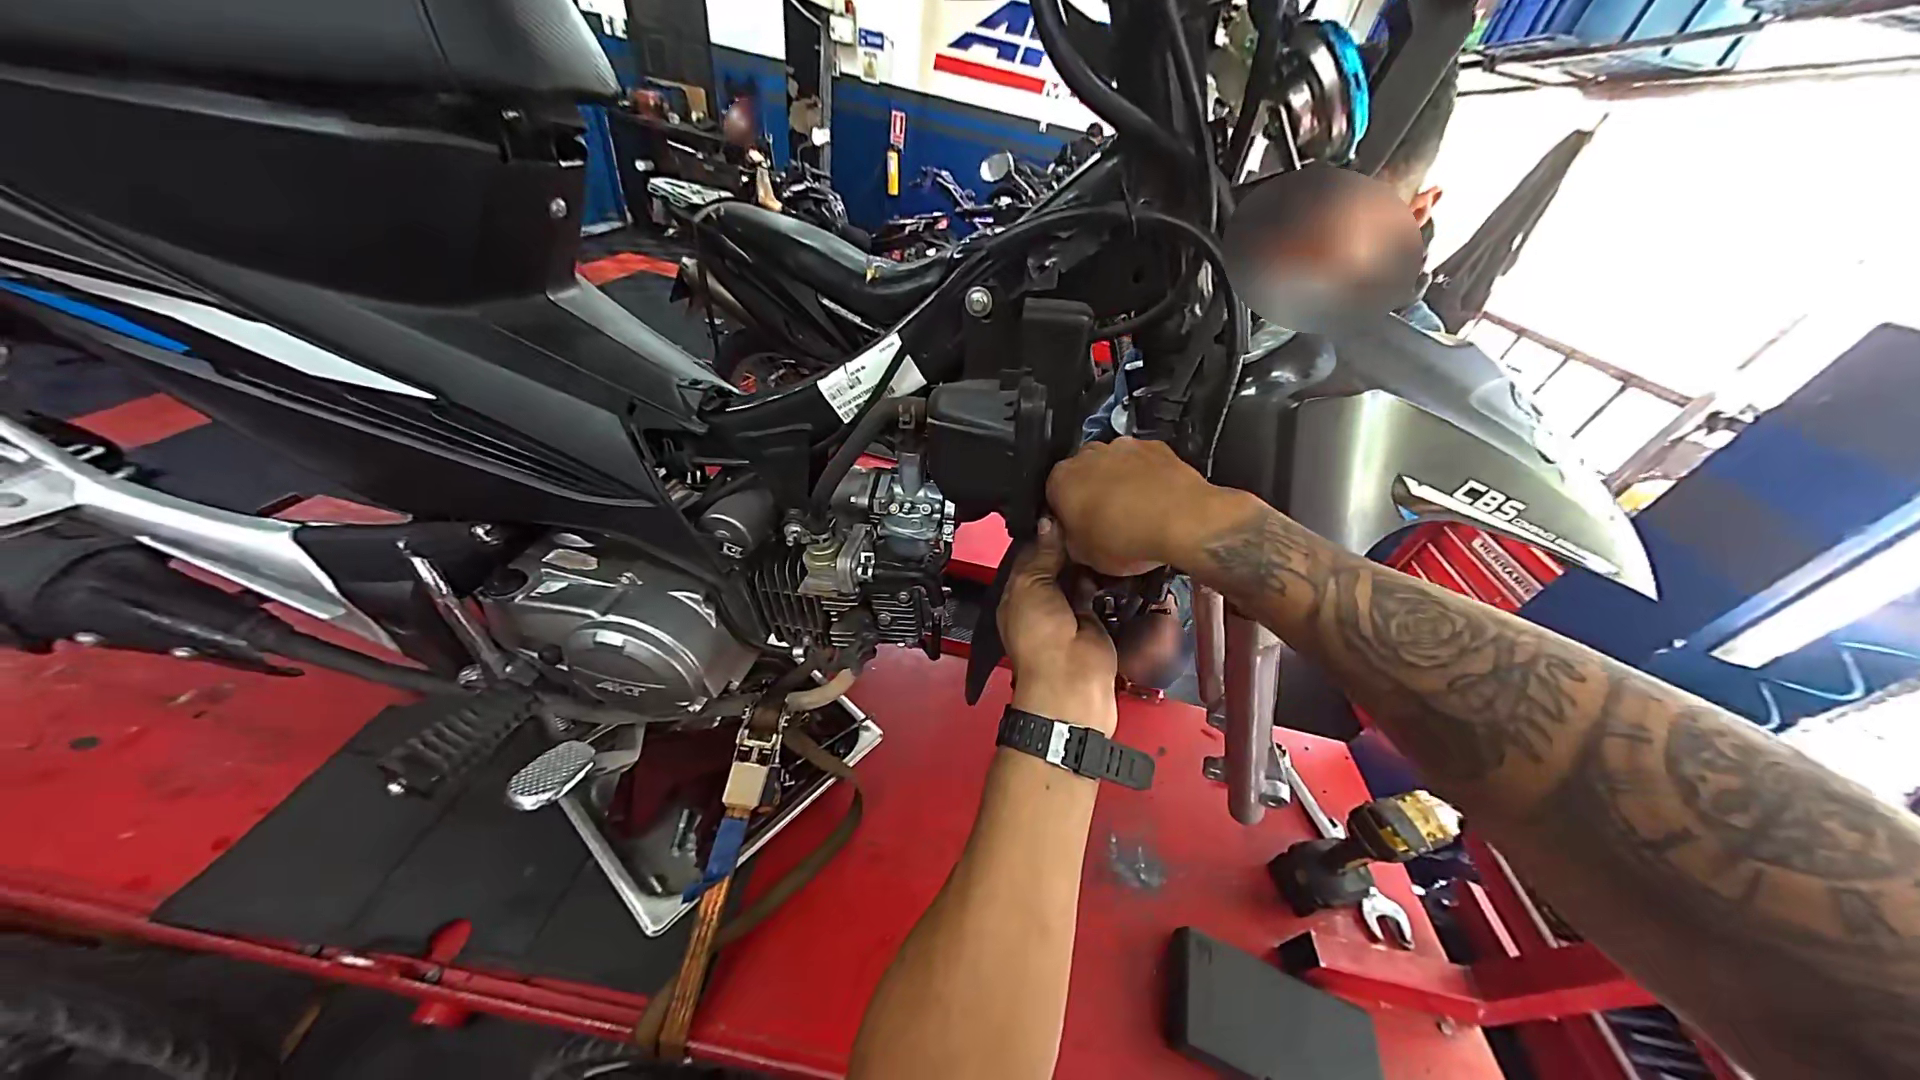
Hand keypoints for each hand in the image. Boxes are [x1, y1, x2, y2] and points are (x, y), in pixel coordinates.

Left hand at [998, 519, 1116, 734]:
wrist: (1071, 681)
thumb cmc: (1039, 641)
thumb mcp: (1030, 586)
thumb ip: (1041, 555)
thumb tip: (1048, 524)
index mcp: (1017, 591)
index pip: (1030, 552)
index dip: (1043, 532)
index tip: (1058, 509)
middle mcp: (1042, 598)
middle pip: (1056, 561)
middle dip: (1067, 543)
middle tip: (1083, 516)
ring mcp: (1068, 608)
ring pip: (1078, 572)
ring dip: (1087, 558)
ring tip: (1098, 531)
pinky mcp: (1093, 617)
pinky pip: (1098, 590)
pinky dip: (1103, 577)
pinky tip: (1110, 556)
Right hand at [1045, 438, 1235, 575]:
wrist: (1182, 521)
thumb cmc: (1125, 539)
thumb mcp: (1084, 556)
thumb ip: (1069, 540)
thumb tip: (1071, 537)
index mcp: (1061, 479)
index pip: (1052, 494)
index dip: (1064, 514)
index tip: (1076, 530)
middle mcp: (1087, 455)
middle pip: (1082, 474)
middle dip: (1090, 493)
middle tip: (1104, 524)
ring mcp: (1123, 447)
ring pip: (1112, 465)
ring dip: (1117, 483)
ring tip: (1134, 513)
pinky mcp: (1155, 447)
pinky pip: (1142, 462)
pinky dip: (1145, 477)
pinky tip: (1155, 501)